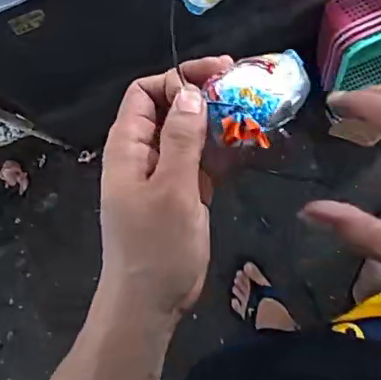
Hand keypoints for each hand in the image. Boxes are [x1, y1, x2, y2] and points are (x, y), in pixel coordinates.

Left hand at [97, 56, 232, 323]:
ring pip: (188, 131)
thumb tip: (190, 93)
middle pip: (169, 107)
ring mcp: (163, 172)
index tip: (217, 76)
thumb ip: (180, 139)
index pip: (145, 92)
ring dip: (216, 119)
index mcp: (128, 146)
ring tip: (252, 112)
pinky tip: (246, 143)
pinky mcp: (182, 191)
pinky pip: (200, 157)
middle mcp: (143, 153)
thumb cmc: (156, 246)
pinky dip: (220, 147)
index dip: (177, 78)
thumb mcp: (171, 189)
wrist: (151, 303)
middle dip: (202, 93)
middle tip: (242, 87)